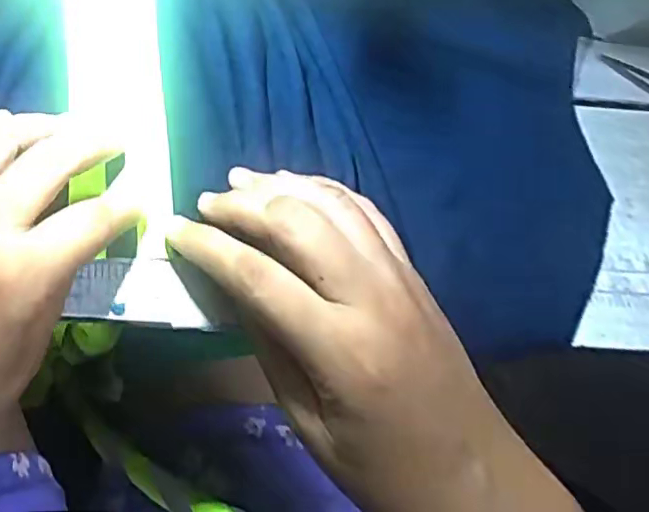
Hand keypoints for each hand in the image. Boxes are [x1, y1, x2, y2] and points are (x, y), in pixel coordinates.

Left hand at [0, 111, 138, 511]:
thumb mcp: (26, 355)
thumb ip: (58, 285)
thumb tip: (83, 238)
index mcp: (19, 273)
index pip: (92, 218)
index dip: (126, 204)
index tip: (141, 197)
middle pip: (52, 158)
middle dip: (94, 141)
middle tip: (116, 138)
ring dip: (40, 124)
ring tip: (65, 125)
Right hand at [166, 169, 577, 511]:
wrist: (472, 470)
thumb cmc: (380, 463)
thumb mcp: (309, 424)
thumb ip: (268, 346)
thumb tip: (228, 284)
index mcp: (341, 347)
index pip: (259, 276)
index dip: (211, 248)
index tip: (176, 229)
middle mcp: (371, 293)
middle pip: (296, 224)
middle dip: (244, 205)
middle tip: (206, 201)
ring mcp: (396, 271)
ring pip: (331, 203)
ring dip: (282, 184)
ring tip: (243, 179)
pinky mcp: (410, 265)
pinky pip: (364, 209)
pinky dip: (326, 188)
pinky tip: (299, 184)